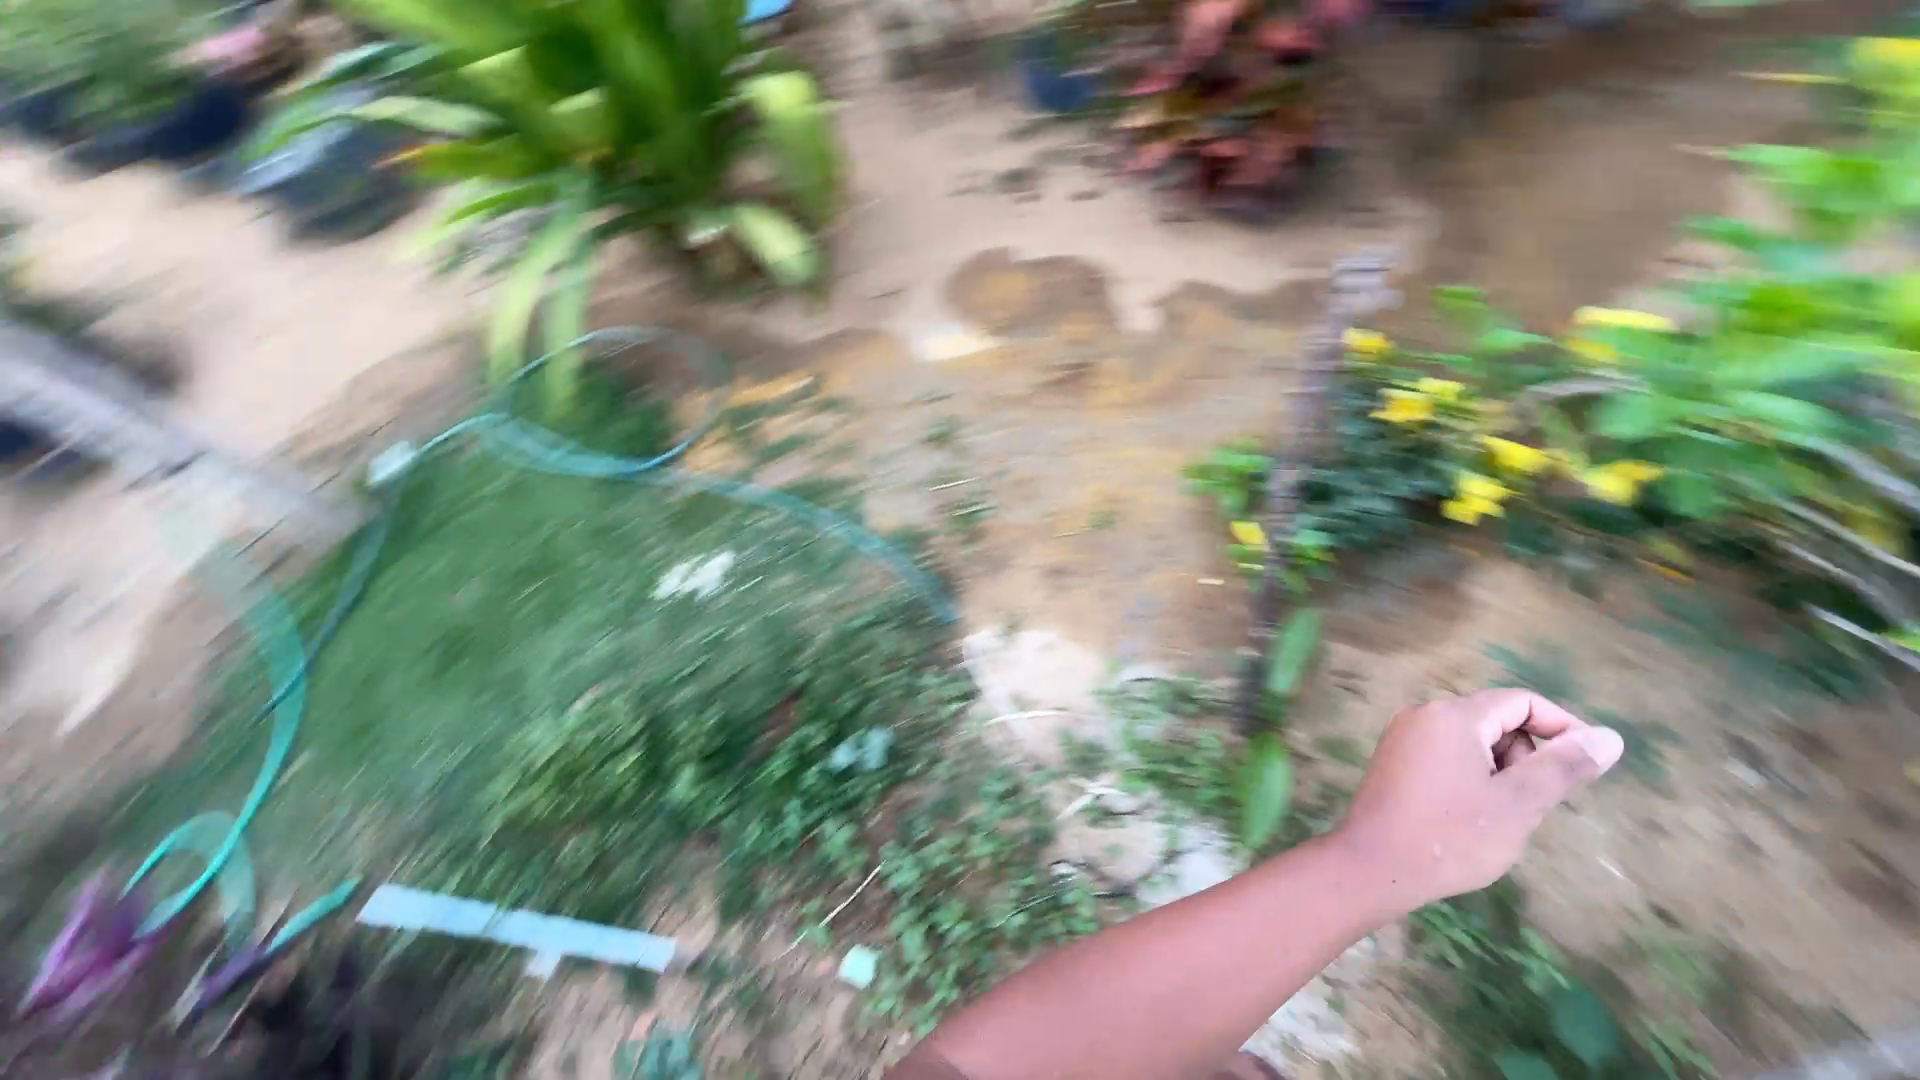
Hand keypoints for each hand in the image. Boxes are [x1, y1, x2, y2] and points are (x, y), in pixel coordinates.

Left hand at [1334, 689, 1623, 912]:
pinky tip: (1467, 818)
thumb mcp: (1519, 803)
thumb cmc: (1451, 835)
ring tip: (1495, 817)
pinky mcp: (1393, 762)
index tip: (1589, 766)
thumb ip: (1563, 766)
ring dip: (1499, 772)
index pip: (1521, 702)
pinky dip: (1471, 778)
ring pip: (1472, 742)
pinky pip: (1446, 756)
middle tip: (1526, 805)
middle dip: (1524, 757)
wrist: (1373, 866)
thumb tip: (1609, 737)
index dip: (1563, 728)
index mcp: (1451, 715)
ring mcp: (1402, 738)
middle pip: (1495, 720)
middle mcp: (1421, 715)